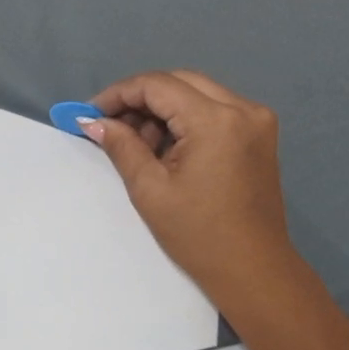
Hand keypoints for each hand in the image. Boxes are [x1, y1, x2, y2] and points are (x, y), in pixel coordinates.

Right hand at [81, 71, 296, 305]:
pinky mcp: (258, 134)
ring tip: (136, 143)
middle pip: (179, 82)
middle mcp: (242, 108)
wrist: (251, 267)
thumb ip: (122, 146)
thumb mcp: (149, 189)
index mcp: (215, 120)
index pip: (157, 85)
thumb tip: (93, 122)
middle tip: (109, 126)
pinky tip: (165, 147)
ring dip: (161, 109)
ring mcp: (256, 120)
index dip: (118, 94)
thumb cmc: (196, 233)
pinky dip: (184, 119)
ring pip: (196, 93)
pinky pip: (214, 109)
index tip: (90, 114)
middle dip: (139, 98)